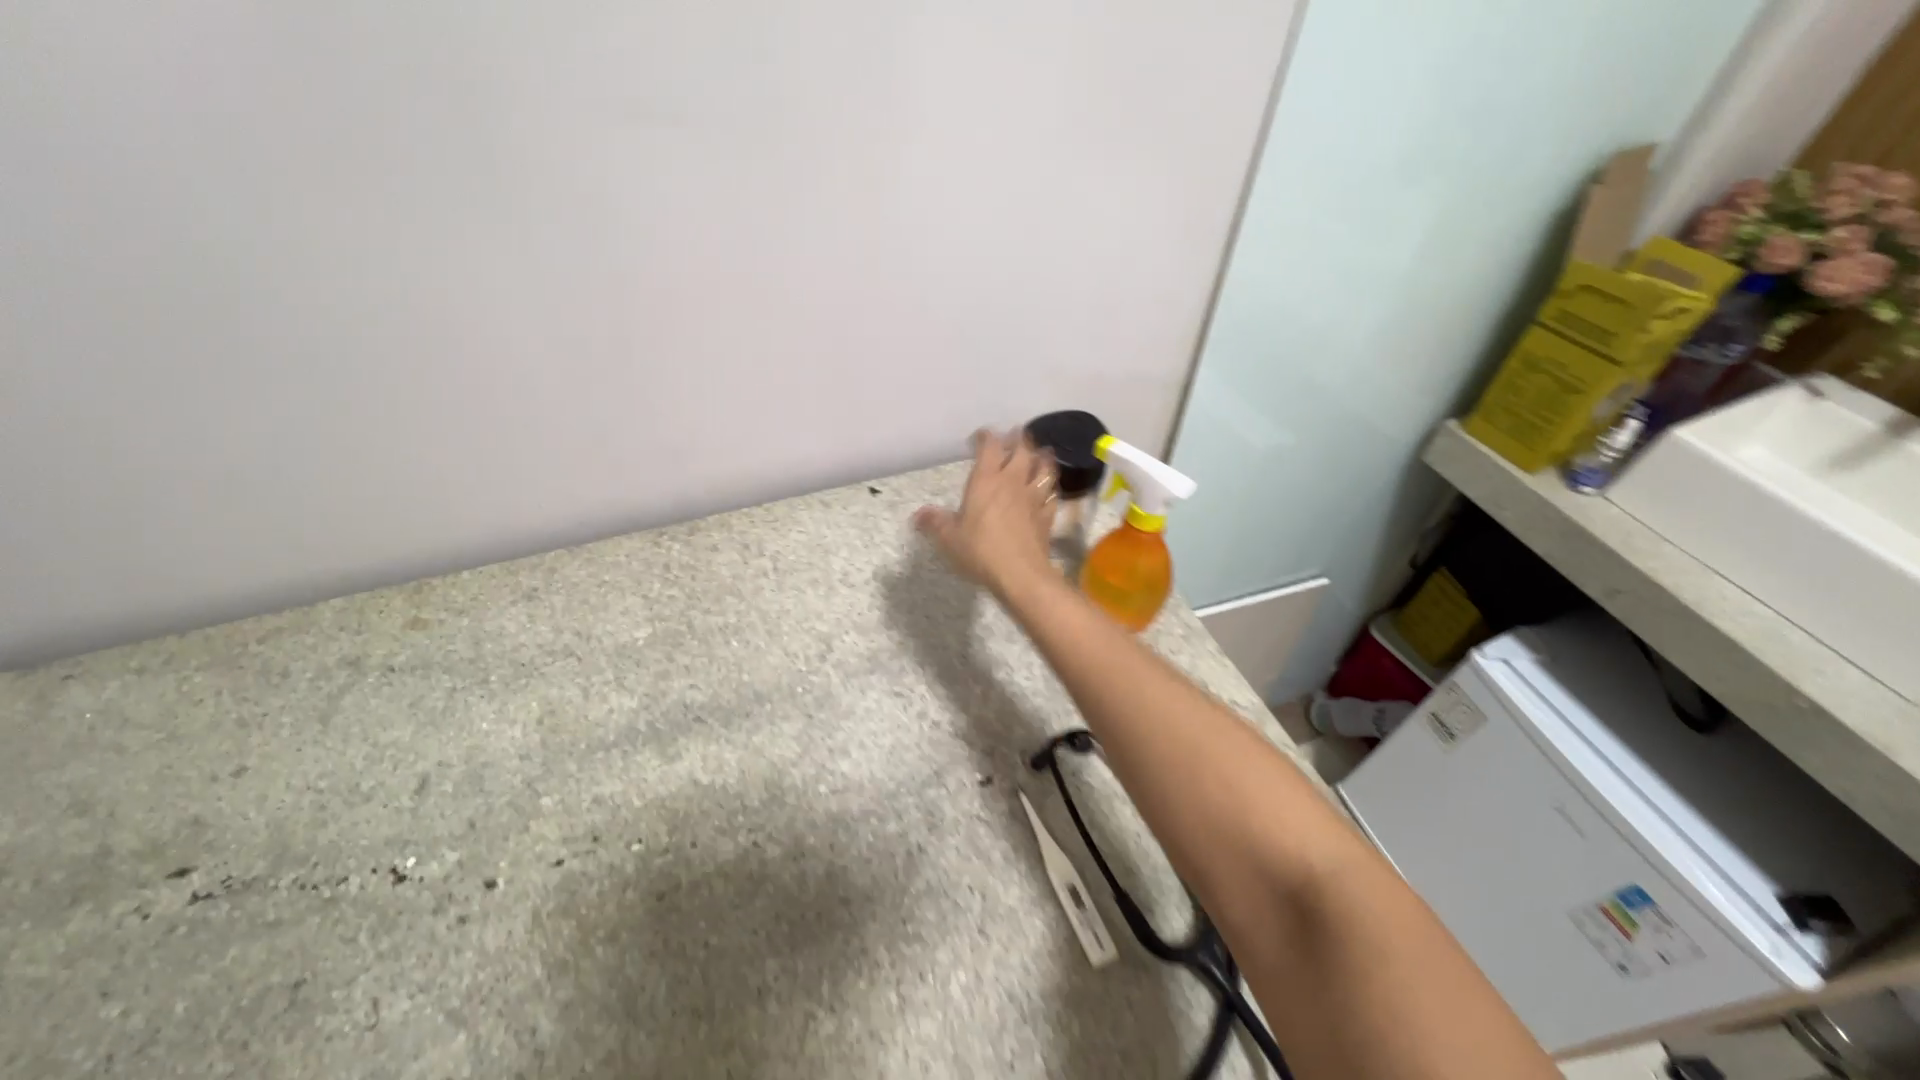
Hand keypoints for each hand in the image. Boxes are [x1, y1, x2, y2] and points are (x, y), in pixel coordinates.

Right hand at [914, 429, 1057, 598]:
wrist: (1020, 574)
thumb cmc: (980, 551)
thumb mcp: (949, 538)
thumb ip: (935, 523)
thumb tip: (918, 515)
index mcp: (986, 480)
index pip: (989, 446)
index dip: (986, 436)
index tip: (981, 436)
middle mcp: (1012, 482)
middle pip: (1022, 450)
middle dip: (1019, 439)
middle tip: (1016, 434)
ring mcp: (1034, 497)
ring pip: (1044, 468)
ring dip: (1043, 458)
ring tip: (1042, 453)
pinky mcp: (1047, 515)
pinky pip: (1052, 494)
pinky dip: (1051, 488)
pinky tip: (1049, 490)